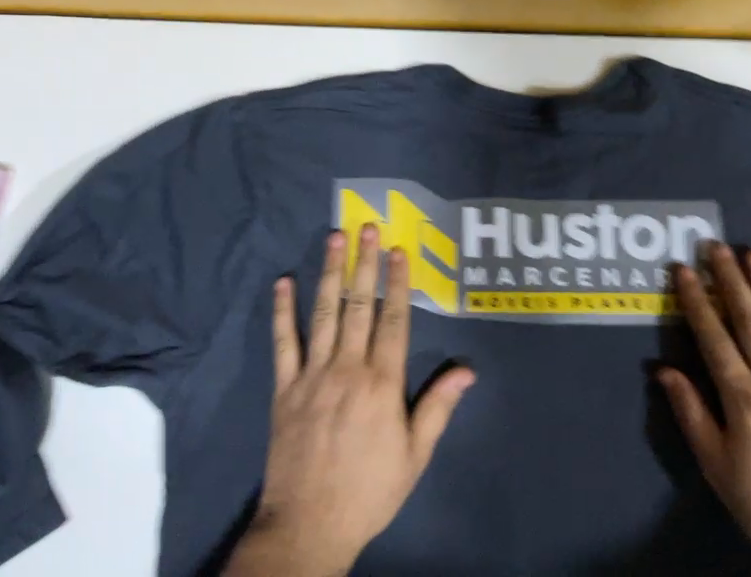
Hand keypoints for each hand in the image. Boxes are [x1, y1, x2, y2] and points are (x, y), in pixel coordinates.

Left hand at [225, 226, 475, 576]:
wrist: (310, 522)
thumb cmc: (370, 490)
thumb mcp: (415, 455)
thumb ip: (437, 407)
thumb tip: (467, 370)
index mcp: (382, 384)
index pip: (393, 321)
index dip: (397, 283)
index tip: (398, 251)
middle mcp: (347, 369)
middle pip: (358, 306)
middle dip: (364, 264)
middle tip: (367, 227)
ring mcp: (312, 375)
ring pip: (323, 314)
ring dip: (329, 273)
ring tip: (334, 238)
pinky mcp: (284, 388)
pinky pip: (283, 342)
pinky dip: (282, 311)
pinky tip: (283, 283)